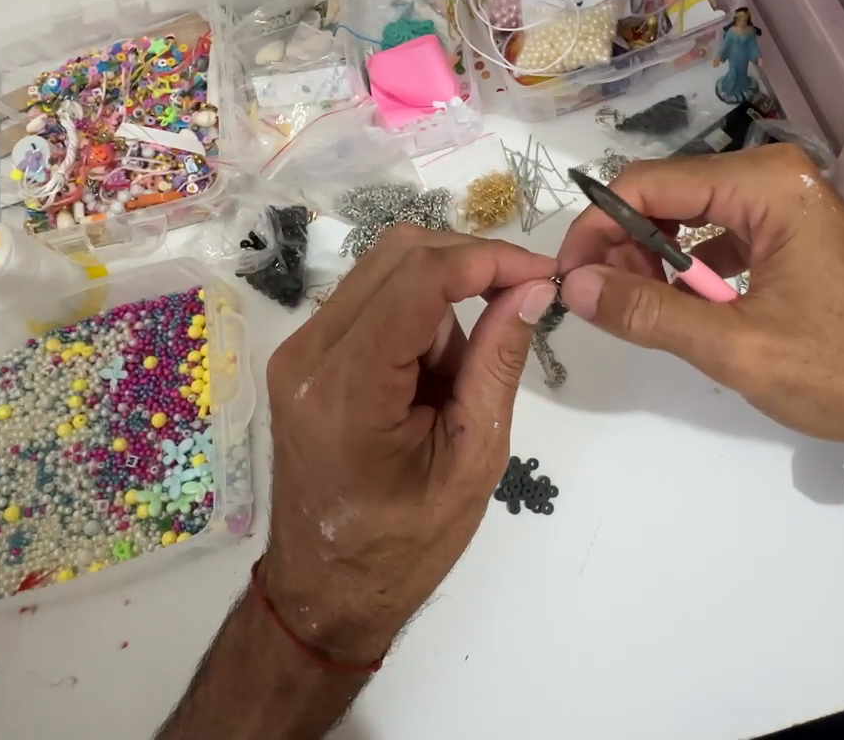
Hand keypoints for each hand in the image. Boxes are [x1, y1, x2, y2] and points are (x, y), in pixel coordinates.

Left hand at [259, 226, 556, 664]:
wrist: (324, 591)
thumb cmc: (405, 545)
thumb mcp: (473, 458)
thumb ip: (499, 362)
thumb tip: (534, 287)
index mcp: (346, 388)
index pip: (421, 280)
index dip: (489, 259)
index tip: (543, 273)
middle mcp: (309, 352)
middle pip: (400, 252)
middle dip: (470, 263)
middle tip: (520, 298)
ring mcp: (299, 348)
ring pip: (387, 266)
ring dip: (444, 293)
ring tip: (459, 374)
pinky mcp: (306, 353)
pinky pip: (373, 295)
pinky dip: (419, 311)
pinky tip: (431, 373)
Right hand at [555, 145, 843, 444]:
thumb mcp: (737, 346)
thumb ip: (649, 313)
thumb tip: (576, 286)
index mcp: (763, 184)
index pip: (647, 185)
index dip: (597, 228)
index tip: (569, 276)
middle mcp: (772, 175)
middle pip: (665, 194)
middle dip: (625, 245)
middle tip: (604, 302)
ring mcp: (783, 199)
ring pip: (688, 213)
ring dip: (654, 257)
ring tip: (642, 308)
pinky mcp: (789, 227)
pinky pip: (718, 230)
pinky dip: (688, 264)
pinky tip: (681, 302)